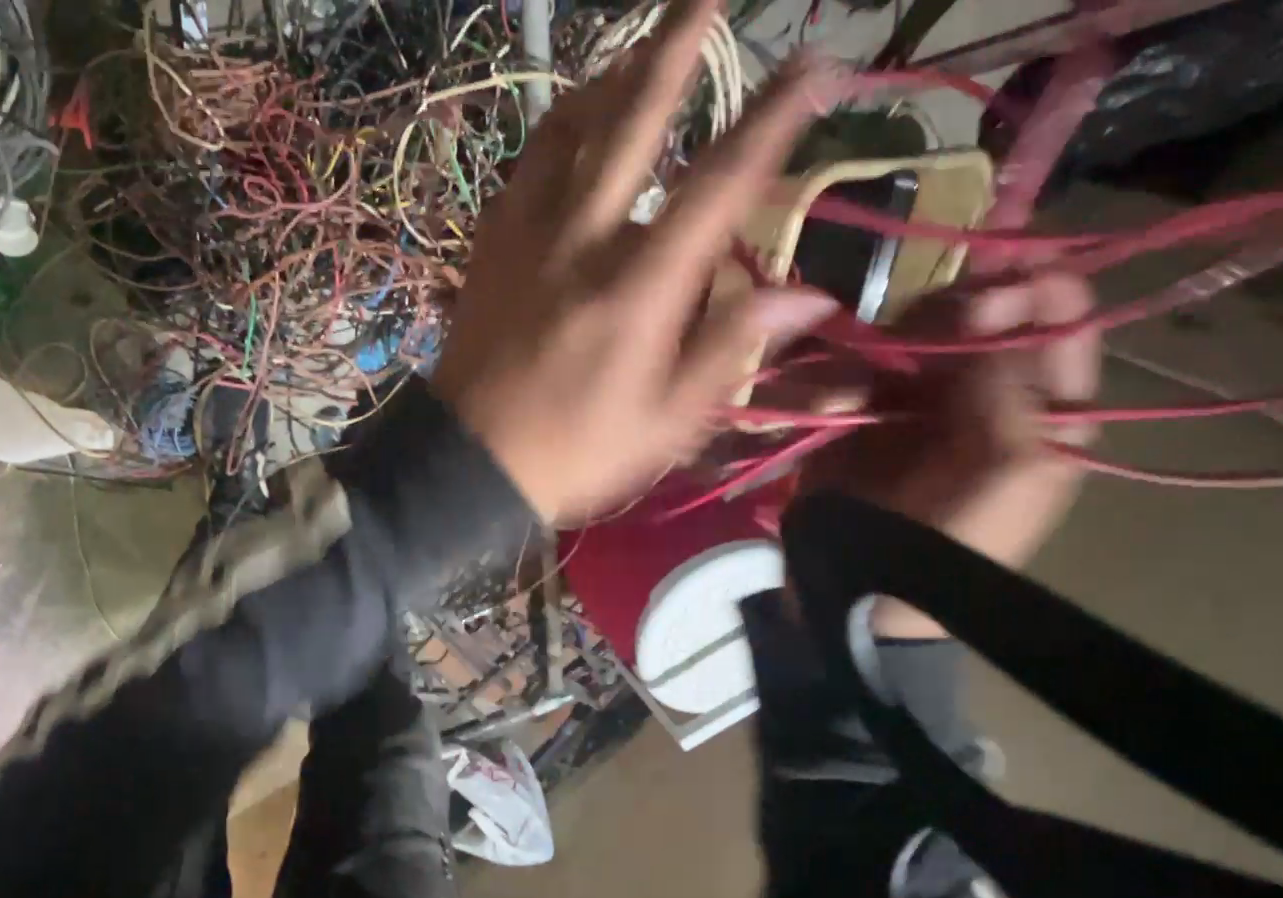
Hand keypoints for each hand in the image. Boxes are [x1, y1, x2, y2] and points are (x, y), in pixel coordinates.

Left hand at [433, 0, 841, 524]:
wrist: (468, 462)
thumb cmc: (576, 451)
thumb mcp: (667, 421)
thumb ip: (731, 348)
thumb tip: (806, 297)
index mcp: (639, 287)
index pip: (719, 185)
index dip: (771, 120)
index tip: (814, 67)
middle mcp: (582, 242)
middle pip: (631, 124)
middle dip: (674, 50)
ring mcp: (525, 238)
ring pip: (566, 133)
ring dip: (607, 82)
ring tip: (636, 52)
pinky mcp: (488, 248)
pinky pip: (523, 170)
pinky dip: (554, 135)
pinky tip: (571, 128)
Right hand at [801, 273, 1103, 637]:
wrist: (868, 593)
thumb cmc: (957, 542)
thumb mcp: (1016, 469)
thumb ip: (1019, 384)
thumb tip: (1012, 298)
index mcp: (1039, 400)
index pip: (1054, 316)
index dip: (1031, 288)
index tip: (998, 289)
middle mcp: (974, 386)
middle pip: (964, 311)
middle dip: (938, 316)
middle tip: (915, 333)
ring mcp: (905, 398)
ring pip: (889, 337)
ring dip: (864, 357)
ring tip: (842, 400)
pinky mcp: (844, 415)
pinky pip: (831, 374)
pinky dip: (819, 385)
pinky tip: (819, 413)